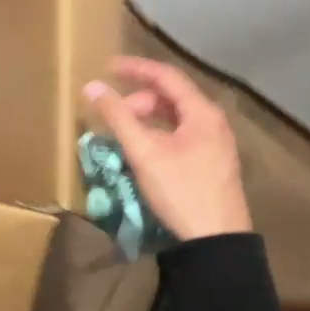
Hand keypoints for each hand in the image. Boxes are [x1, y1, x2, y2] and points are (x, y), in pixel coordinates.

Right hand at [85, 57, 251, 241]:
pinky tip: (143, 148)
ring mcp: (216, 143)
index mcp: (202, 113)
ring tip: (124, 132)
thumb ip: (117, 116)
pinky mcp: (212, 162)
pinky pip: (181, 133)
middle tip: (114, 114)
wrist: (217, 244)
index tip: (107, 67)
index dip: (135, 67)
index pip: (166, 75)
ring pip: (176, 116)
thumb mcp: (144, 152)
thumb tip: (92, 86)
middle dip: (138, 99)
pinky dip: (158, 132)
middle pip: (171, 96)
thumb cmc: (181, 191)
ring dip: (147, 116)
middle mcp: (213, 122)